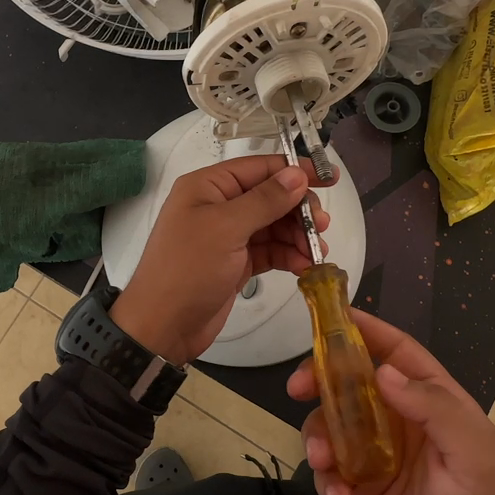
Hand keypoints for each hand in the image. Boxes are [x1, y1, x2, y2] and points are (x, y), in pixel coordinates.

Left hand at [110, 155, 331, 365]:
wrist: (163, 326)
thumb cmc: (188, 269)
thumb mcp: (226, 229)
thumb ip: (265, 200)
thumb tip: (296, 174)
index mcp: (208, 187)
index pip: (259, 168)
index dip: (295, 171)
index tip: (330, 179)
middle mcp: (218, 205)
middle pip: (270, 196)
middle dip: (298, 210)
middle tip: (320, 226)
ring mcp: (227, 236)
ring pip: (273, 225)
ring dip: (297, 236)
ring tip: (316, 252)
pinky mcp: (236, 262)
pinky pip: (269, 250)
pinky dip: (288, 255)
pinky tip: (304, 265)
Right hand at [287, 309, 494, 494]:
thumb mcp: (476, 459)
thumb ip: (437, 409)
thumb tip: (383, 372)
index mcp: (435, 403)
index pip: (399, 353)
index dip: (367, 330)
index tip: (332, 316)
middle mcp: (402, 421)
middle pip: (351, 382)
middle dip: (320, 379)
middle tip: (296, 387)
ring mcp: (377, 453)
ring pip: (331, 423)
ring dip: (318, 436)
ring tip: (323, 462)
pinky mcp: (359, 486)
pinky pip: (329, 469)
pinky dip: (326, 479)